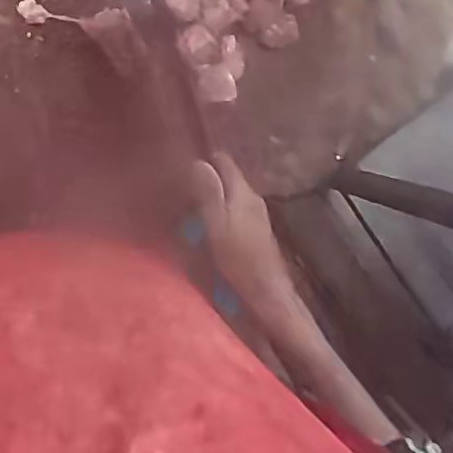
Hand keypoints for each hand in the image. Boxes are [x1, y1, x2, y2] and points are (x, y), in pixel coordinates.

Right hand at [191, 150, 299, 315]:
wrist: (268, 293)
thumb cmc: (237, 258)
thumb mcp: (216, 223)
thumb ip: (209, 191)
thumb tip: (200, 161)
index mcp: (242, 191)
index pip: (224, 161)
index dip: (205, 159)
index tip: (185, 166)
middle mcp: (253, 197)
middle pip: (229, 176)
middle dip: (208, 176)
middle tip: (185, 185)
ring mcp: (258, 214)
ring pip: (233, 193)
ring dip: (215, 194)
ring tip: (193, 203)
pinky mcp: (258, 230)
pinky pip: (236, 208)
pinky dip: (223, 209)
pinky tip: (211, 222)